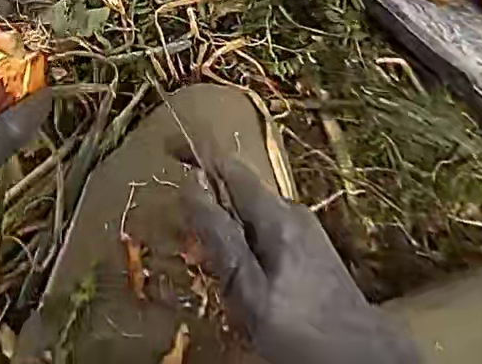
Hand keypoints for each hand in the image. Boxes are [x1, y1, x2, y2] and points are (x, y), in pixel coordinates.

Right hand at [182, 152, 420, 363]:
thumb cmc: (306, 333)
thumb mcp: (250, 291)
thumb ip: (220, 237)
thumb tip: (189, 185)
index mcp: (275, 213)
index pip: (227, 164)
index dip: (195, 151)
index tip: (167, 148)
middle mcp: (292, 211)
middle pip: (238, 189)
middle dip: (208, 198)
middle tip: (182, 225)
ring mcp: (306, 232)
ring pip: (252, 213)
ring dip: (226, 224)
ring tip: (208, 256)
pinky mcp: (313, 254)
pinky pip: (267, 232)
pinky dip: (245, 241)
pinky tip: (242, 275)